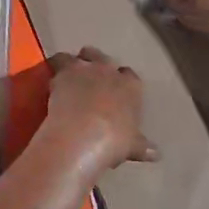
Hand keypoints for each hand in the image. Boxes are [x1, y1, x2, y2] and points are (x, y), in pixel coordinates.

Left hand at [39, 47, 152, 174]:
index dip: (122, 81)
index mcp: (130, 86)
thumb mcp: (133, 146)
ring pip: (80, 54)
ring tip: (70, 75)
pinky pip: (57, 62)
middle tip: (90, 78)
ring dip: (76, 62)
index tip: (116, 91)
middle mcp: (108, 71)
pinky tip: (53, 81)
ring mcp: (84, 68)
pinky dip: (56, 68)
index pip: (130, 76)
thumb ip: (142, 146)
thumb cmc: (114, 141)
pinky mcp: (62, 72)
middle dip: (97, 64)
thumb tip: (155, 154)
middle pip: (102, 57)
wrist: (83, 134)